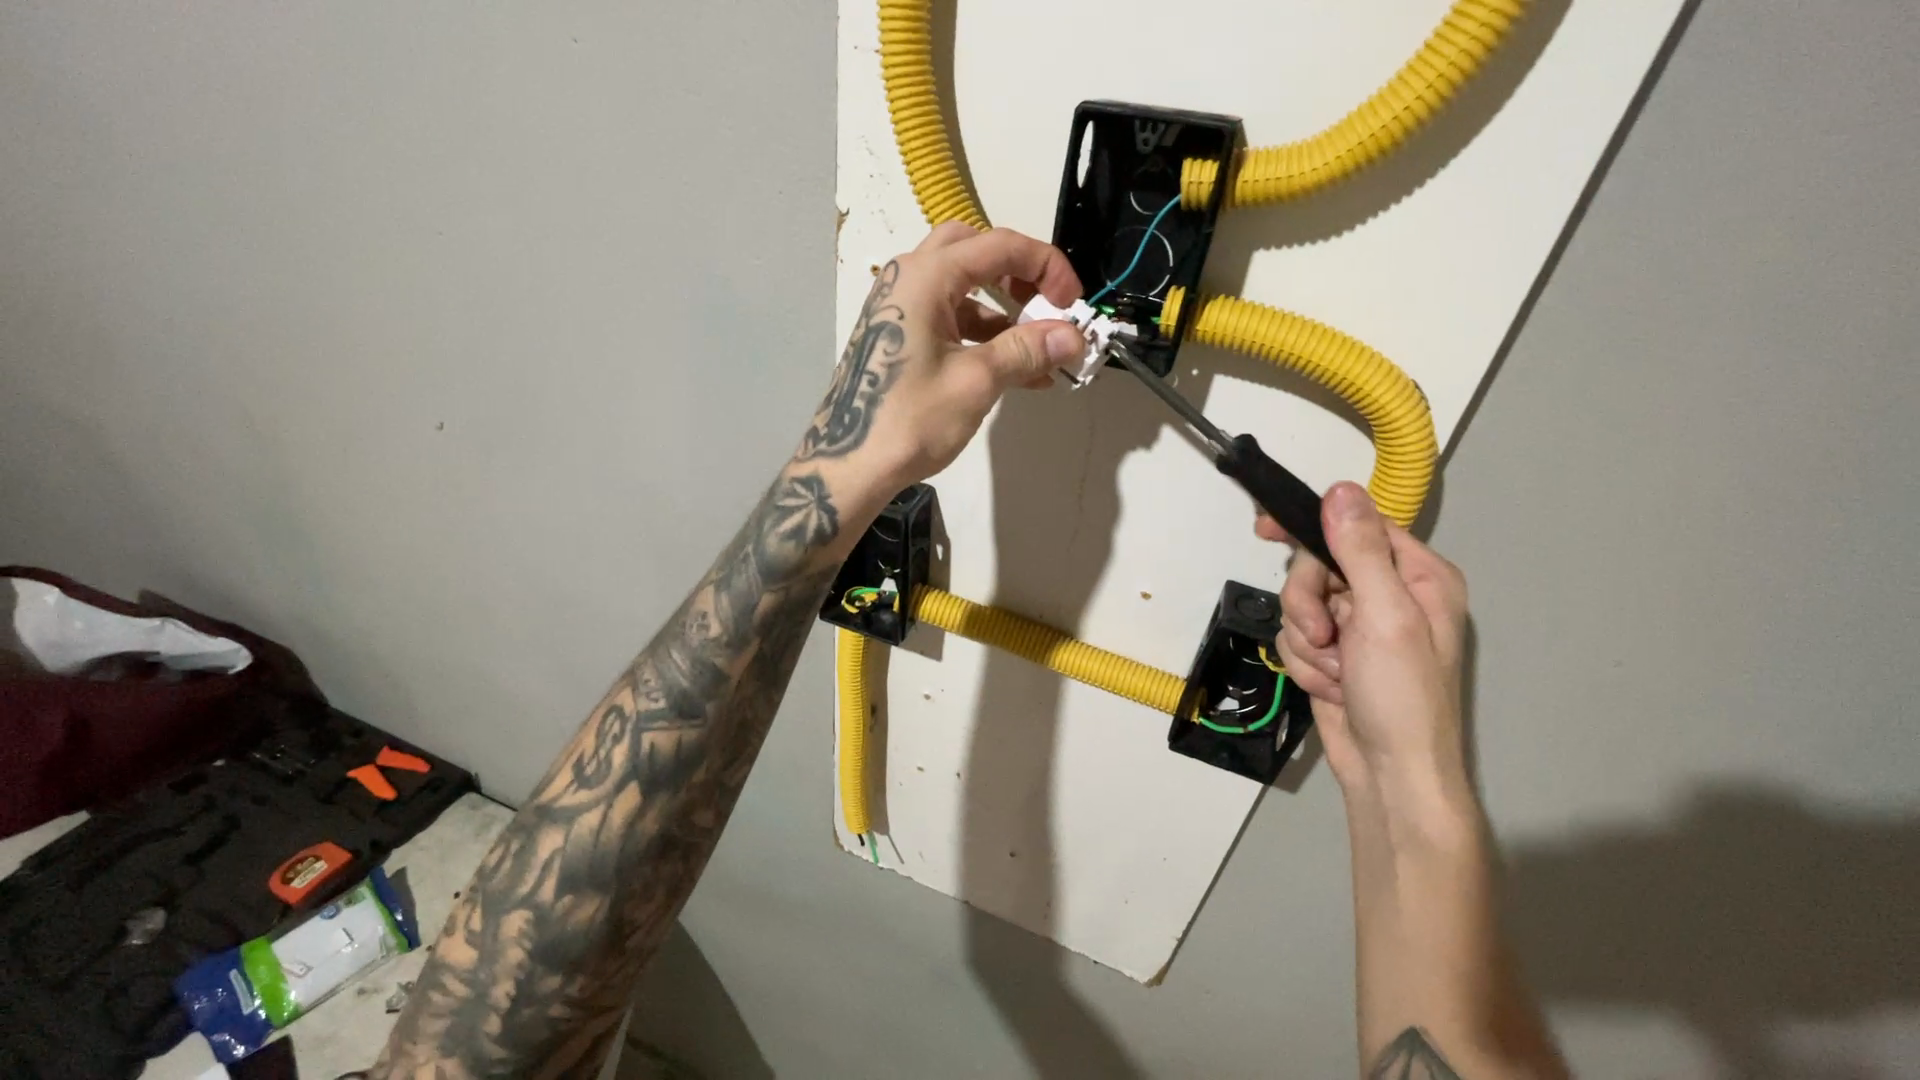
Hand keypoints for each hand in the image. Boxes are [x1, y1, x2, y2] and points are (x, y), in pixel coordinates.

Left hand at [796, 224, 1084, 490]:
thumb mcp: (977, 381)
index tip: (1073, 303)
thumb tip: (1075, 335)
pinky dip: (982, 336)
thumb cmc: (910, 419)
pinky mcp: (897, 338)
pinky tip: (1015, 373)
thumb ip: (1027, 350)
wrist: (849, 466)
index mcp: (926, 277)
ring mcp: (899, 309)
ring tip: (1040, 353)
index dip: (1046, 267)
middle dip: (1018, 274)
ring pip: (961, 289)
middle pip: (974, 251)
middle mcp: (908, 280)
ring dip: (1003, 312)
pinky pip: (948, 320)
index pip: (1000, 246)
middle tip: (1046, 305)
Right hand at [1257, 482, 1469, 798]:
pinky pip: (1294, 636)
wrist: (1388, 772)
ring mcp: (1356, 625)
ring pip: (1298, 604)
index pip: (1354, 527)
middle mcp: (1387, 593)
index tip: (1266, 528)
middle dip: (1308, 604)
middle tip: (1323, 635)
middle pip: (1315, 567)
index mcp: (1416, 576)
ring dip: (1306, 642)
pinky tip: (1330, 685)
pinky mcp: (1331, 652)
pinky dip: (1304, 662)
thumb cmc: (1402, 696)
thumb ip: (1360, 551)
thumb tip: (1340, 490)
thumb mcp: (1386, 617)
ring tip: (1335, 672)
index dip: (1311, 527)